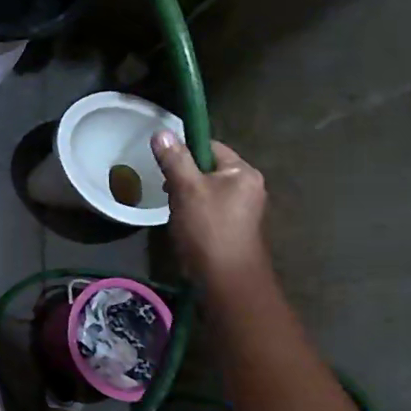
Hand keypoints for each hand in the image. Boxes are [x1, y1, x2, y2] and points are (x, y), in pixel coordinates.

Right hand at [151, 131, 269, 285]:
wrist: (226, 278)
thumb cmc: (208, 229)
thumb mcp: (186, 189)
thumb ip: (174, 160)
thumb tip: (161, 132)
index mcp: (243, 172)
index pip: (211, 147)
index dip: (186, 153)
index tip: (166, 168)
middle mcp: (249, 187)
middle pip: (208, 170)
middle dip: (184, 179)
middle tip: (167, 192)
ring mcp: (244, 210)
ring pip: (207, 192)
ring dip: (187, 198)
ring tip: (174, 211)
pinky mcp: (235, 228)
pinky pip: (211, 210)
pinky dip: (195, 214)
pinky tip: (184, 226)